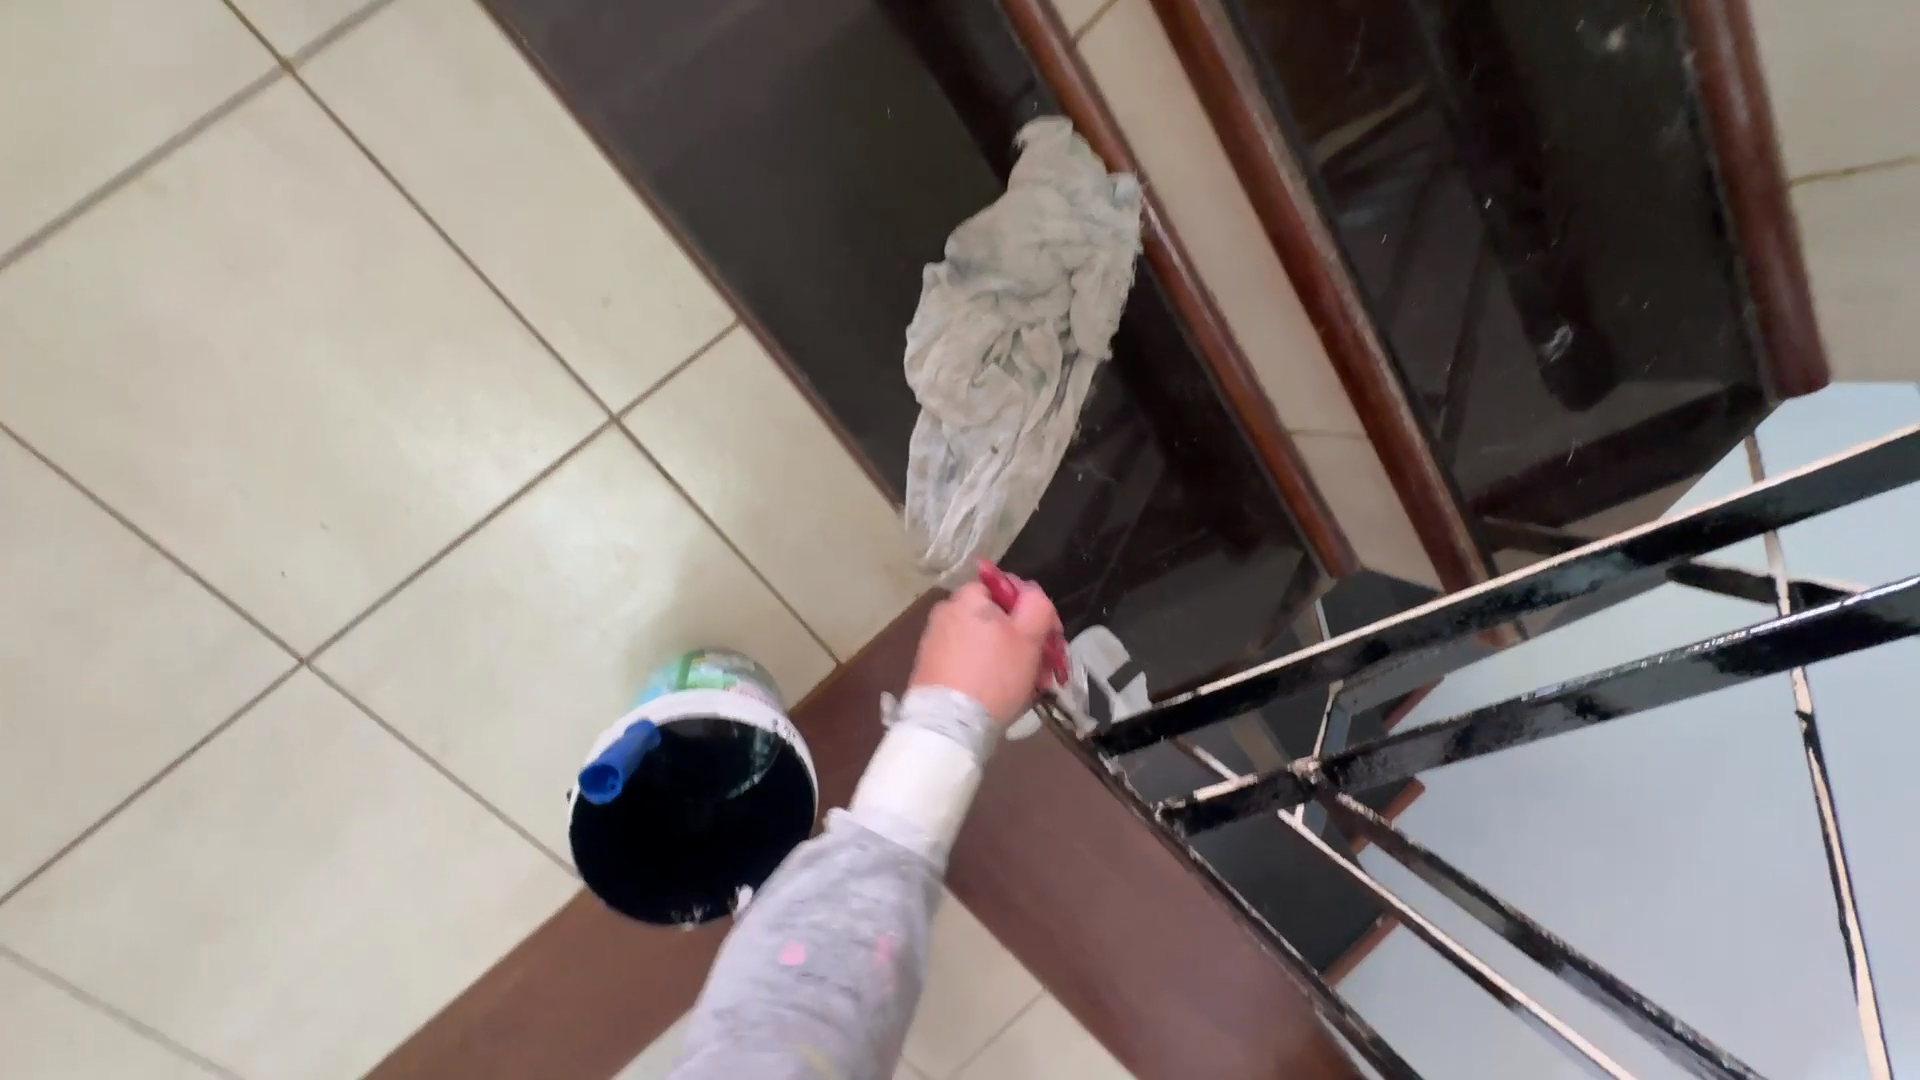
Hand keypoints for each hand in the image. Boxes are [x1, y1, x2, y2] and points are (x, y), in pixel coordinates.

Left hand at [908, 580, 1061, 727]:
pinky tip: (1003, 694)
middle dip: (1026, 641)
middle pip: (998, 619)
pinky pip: (970, 661)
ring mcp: (936, 640)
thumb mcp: (1029, 636)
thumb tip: (1032, 594)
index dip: (1035, 610)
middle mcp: (947, 612)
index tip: (1051, 638)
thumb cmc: (994, 674)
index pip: (1009, 588)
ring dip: (1011, 659)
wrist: (949, 725)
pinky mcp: (931, 667)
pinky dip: (988, 672)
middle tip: (1046, 670)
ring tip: (1030, 687)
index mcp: (968, 596)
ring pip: (986, 643)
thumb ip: (1037, 605)